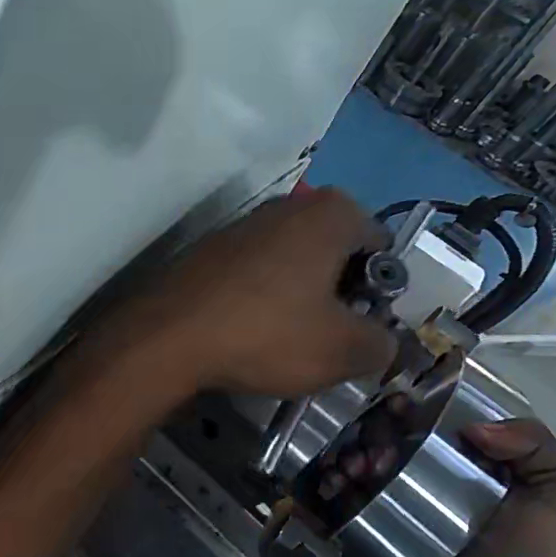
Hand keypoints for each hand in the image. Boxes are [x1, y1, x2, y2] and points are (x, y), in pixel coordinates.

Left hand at [95, 188, 397, 398]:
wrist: (169, 336)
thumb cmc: (267, 333)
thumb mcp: (341, 350)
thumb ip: (381, 344)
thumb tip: (387, 343)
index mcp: (329, 215)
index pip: (379, 242)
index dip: (380, 286)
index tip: (366, 322)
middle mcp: (289, 206)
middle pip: (335, 248)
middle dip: (342, 288)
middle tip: (334, 333)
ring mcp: (245, 223)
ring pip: (295, 259)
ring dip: (303, 292)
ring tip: (292, 337)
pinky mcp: (212, 247)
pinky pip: (257, 268)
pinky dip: (265, 293)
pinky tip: (253, 329)